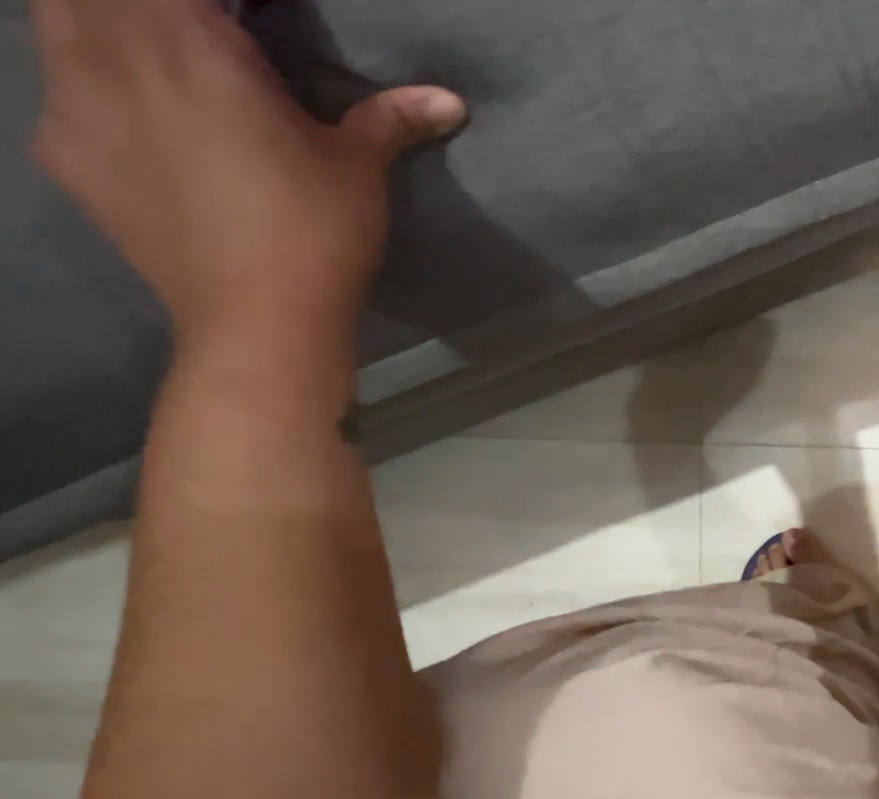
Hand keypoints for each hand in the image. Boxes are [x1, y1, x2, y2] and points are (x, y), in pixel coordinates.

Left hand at [29, 0, 466, 344]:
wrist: (260, 317)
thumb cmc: (317, 232)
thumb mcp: (359, 169)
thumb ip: (391, 119)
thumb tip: (450, 101)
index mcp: (191, 41)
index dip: (219, 6)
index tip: (249, 21)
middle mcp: (112, 51)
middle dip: (160, 7)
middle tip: (209, 37)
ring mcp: (73, 99)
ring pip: (57, 16)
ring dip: (105, 20)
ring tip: (165, 61)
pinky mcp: (62, 148)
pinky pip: (59, 84)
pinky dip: (91, 79)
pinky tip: (139, 117)